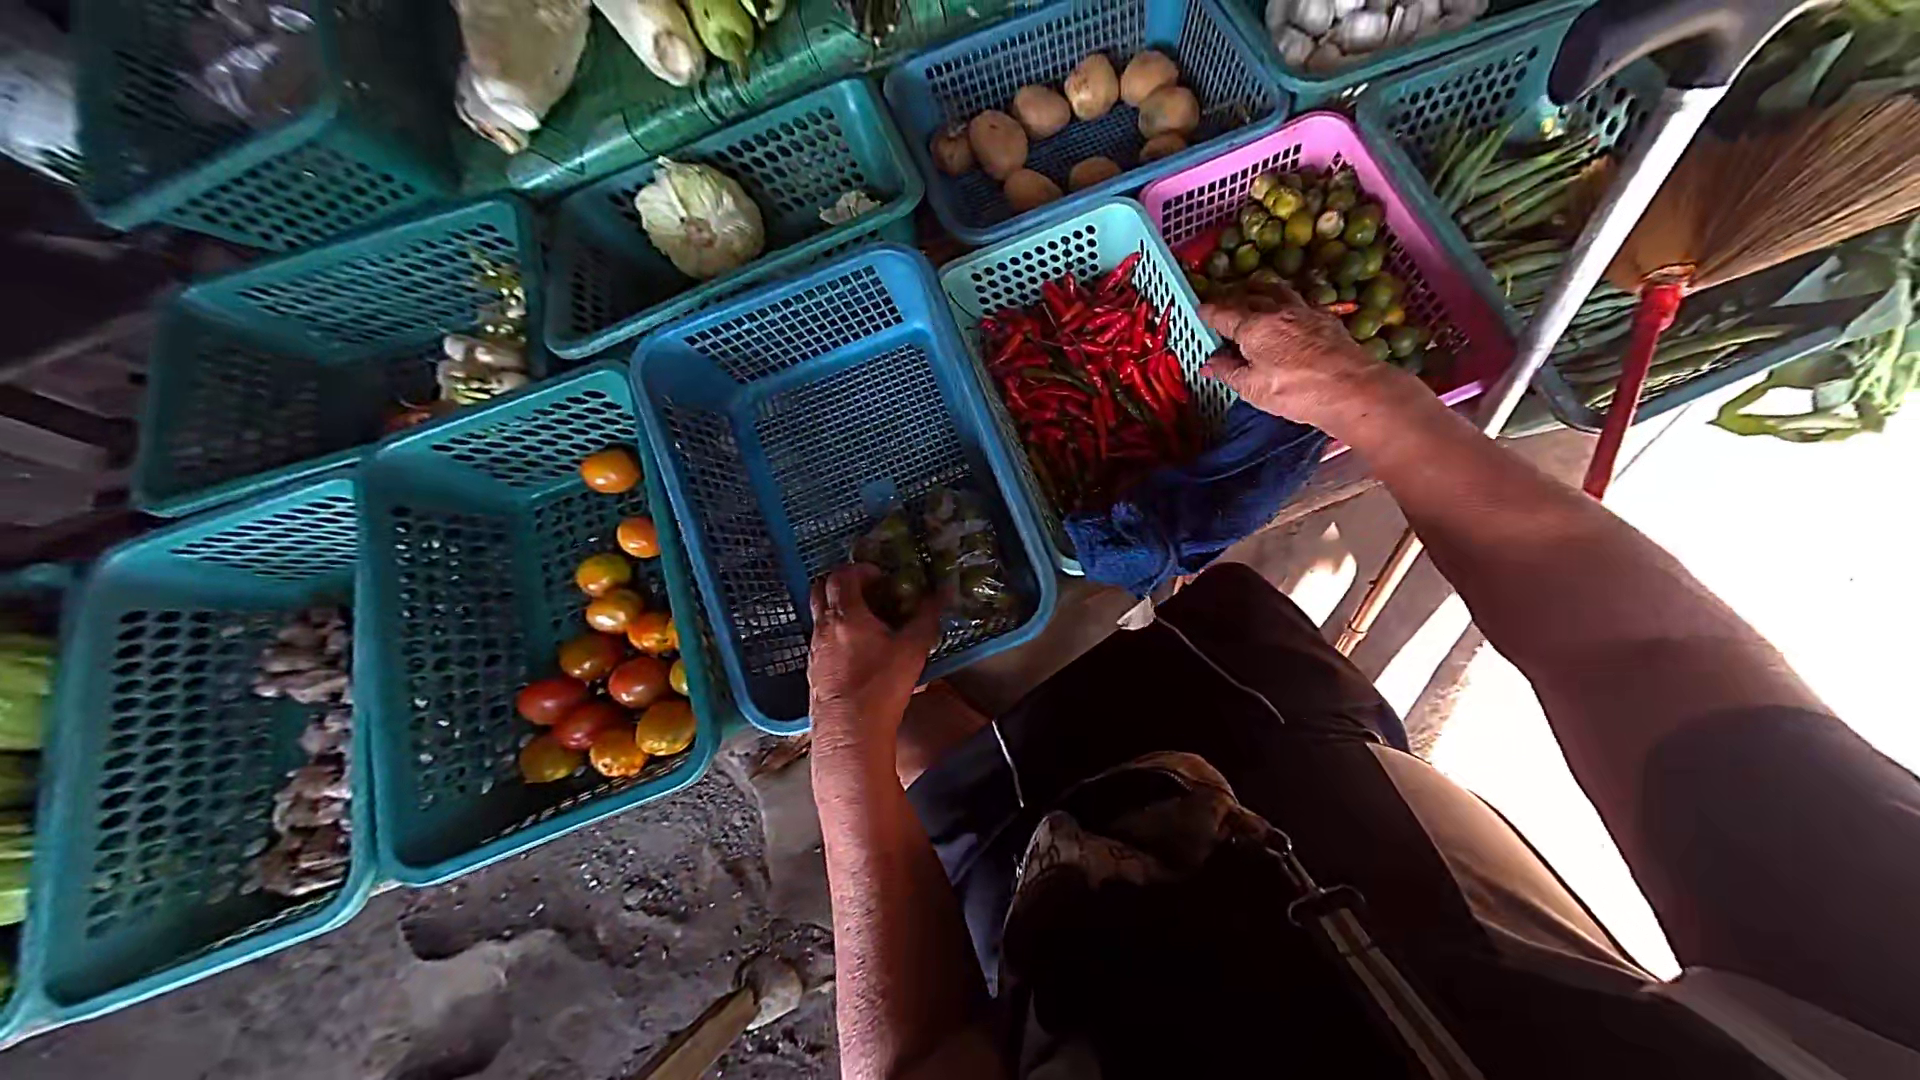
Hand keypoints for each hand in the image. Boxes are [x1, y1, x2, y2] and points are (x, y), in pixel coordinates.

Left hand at [808, 563, 941, 759]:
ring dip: (838, 607)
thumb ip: (926, 618)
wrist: (849, 731)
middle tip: (867, 590)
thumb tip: (941, 594)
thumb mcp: (913, 649)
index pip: (842, 575)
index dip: (860, 569)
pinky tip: (856, 649)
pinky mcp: (813, 669)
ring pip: (818, 614)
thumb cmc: (881, 686)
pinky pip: (819, 638)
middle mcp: (824, 626)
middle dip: (843, 582)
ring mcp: (814, 648)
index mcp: (846, 614)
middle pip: (821, 588)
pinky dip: (834, 632)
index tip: (880, 576)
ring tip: (865, 619)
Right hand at [1199, 282, 1424, 435]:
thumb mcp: (1251, 387)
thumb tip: (1209, 363)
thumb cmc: (1294, 390)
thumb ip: (1227, 371)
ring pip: (1275, 291)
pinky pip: (1296, 301)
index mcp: (1254, 327)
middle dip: (1231, 296)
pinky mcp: (1323, 319)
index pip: (1224, 313)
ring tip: (1250, 295)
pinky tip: (1282, 311)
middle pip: (1250, 295)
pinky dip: (1282, 300)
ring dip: (1258, 290)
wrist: (1350, 388)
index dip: (1208, 311)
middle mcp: (1277, 311)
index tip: (1199, 310)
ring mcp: (1303, 312)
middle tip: (1220, 302)